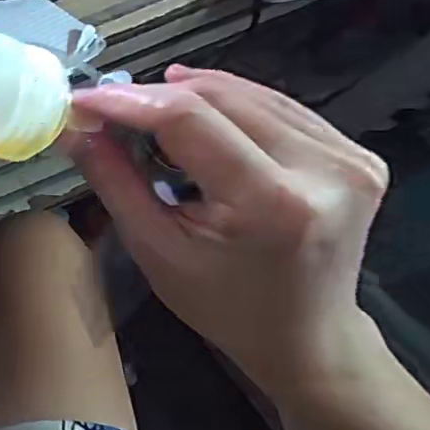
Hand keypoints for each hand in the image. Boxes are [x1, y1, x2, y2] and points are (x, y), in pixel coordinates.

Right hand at [67, 65, 389, 397]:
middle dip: (150, 95)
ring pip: (247, 93)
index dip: (128, 101)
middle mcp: (324, 168)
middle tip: (104, 106)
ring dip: (185, 93)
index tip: (83, 99)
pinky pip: (274, 105)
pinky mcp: (354, 152)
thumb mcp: (154, 248)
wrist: (305, 337)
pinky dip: (225, 100)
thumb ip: (114, 180)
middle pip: (218, 97)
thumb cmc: (222, 305)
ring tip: (138, 105)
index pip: (189, 120)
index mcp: (273, 202)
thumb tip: (76, 128)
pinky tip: (191, 102)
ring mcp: (347, 156)